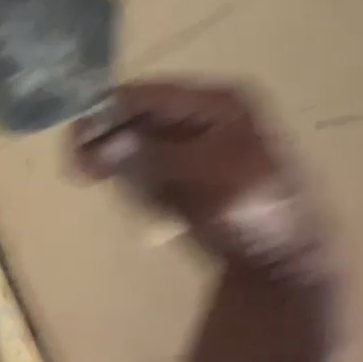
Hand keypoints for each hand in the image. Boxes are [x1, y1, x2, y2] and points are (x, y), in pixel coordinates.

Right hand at [71, 82, 330, 282]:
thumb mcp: (205, 180)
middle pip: (134, 113)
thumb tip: (102, 142)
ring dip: (111, 160)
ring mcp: (192, 140)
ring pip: (131, 138)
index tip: (76, 140)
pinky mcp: (182, 167)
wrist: (286, 267)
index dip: (106, 112)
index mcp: (219, 102)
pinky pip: (139, 162)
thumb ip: (151, 156)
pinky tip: (136, 198)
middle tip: (79, 169)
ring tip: (98, 183)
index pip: (147, 94)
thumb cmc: (255, 215)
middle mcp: (202, 112)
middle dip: (104, 138)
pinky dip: (127, 177)